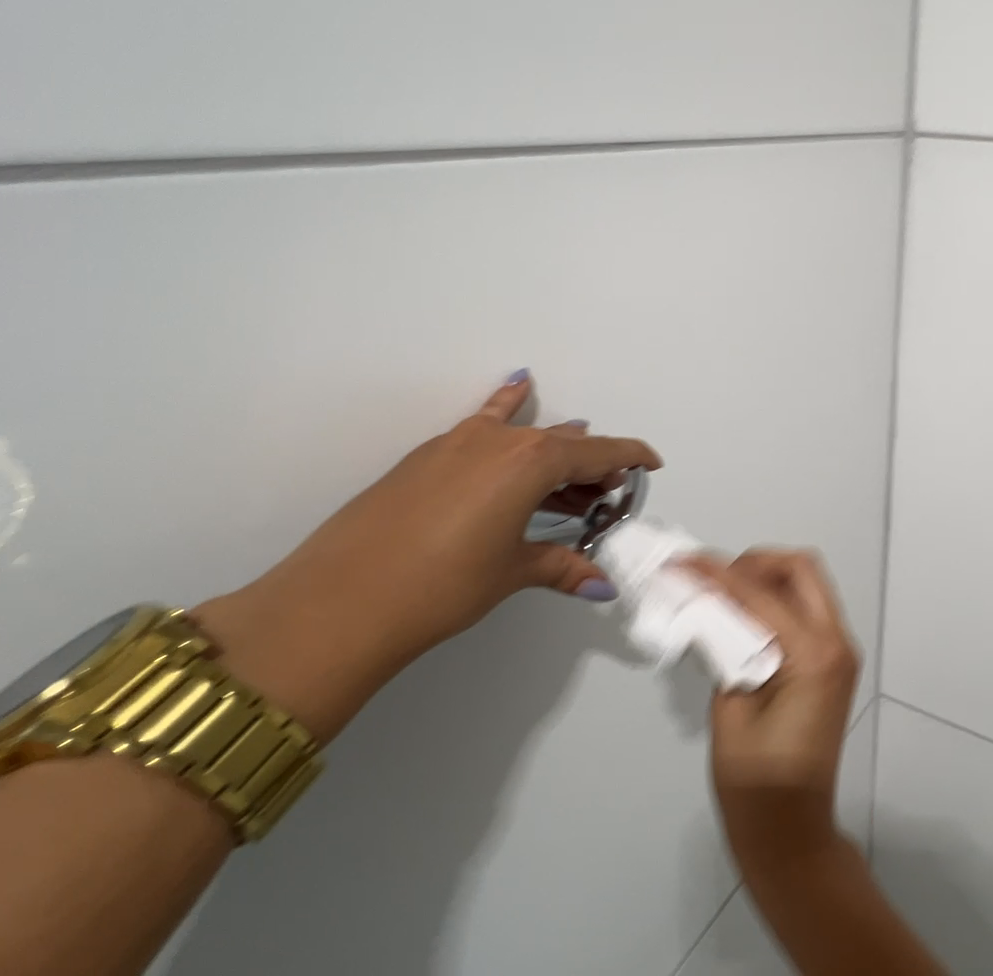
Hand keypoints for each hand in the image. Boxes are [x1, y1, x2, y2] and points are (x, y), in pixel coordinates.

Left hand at [196, 372, 661, 736]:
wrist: (341, 601)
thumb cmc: (441, 584)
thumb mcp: (512, 572)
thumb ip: (560, 567)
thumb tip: (598, 583)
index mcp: (530, 462)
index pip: (597, 452)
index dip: (629, 458)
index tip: (651, 463)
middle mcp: (496, 442)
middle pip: (560, 444)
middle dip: (590, 467)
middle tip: (608, 494)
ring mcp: (454, 445)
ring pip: (521, 437)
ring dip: (551, 455)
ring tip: (571, 478)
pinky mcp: (424, 459)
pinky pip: (481, 430)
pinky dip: (504, 417)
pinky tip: (514, 391)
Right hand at [685, 550, 860, 863]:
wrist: (790, 830)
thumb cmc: (755, 782)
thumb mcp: (730, 707)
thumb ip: (724, 648)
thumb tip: (710, 609)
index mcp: (814, 654)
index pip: (761, 593)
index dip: (717, 572)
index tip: (681, 560)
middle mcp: (837, 643)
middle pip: (802, 569)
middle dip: (754, 562)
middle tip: (711, 577)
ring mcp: (840, 652)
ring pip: (807, 586)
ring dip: (766, 579)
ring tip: (720, 593)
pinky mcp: (832, 664)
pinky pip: (806, 613)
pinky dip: (775, 602)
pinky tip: (740, 615)